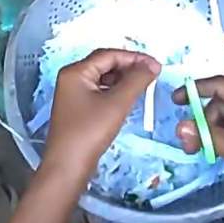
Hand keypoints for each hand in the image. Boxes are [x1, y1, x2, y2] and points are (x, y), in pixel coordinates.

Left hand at [41, 49, 159, 180]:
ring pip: (103, 78)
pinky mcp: (77, 109)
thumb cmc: (90, 132)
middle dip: (129, 68)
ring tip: (144, 86)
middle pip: (105, 64)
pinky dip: (115, 92)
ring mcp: (73, 94)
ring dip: (124, 80)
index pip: (109, 55)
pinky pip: (99, 92)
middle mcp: (71, 78)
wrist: (67, 167)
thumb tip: (153, 65)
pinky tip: (128, 99)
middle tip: (152, 75)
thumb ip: (137, 80)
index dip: (134, 57)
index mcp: (76, 72)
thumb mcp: (117, 103)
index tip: (156, 65)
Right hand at [174, 77, 223, 208]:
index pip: (221, 85)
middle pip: (222, 103)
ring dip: (213, 131)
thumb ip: (210, 137)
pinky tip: (217, 152)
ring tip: (202, 151)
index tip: (174, 101)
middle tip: (189, 144)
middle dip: (203, 119)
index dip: (196, 89)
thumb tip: (181, 127)